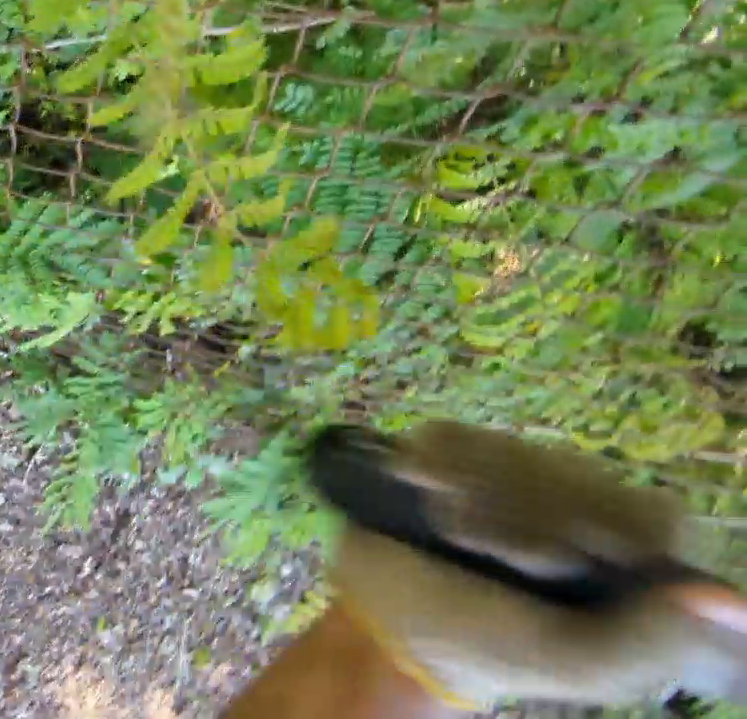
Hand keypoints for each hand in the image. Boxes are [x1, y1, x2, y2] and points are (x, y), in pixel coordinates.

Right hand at [328, 422, 746, 708]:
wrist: (382, 618)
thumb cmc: (485, 647)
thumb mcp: (573, 661)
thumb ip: (651, 640)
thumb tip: (723, 598)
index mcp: (632, 568)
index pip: (650, 511)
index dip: (604, 522)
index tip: (554, 559)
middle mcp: (579, 515)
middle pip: (576, 475)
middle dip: (521, 512)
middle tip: (485, 551)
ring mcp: (510, 480)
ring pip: (512, 449)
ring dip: (470, 487)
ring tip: (445, 527)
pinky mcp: (451, 458)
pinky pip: (454, 433)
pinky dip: (432, 455)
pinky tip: (416, 481)